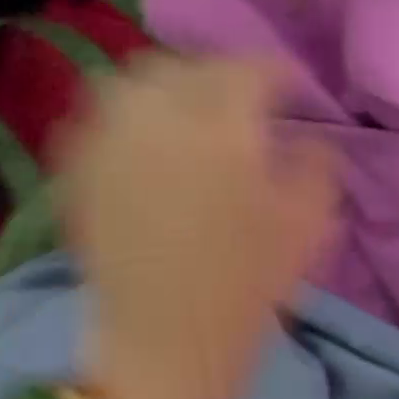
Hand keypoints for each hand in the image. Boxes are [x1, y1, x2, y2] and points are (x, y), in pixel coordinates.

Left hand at [60, 54, 338, 398]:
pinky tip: (157, 142)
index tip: (301, 86)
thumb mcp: (314, 219)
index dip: (279, 70)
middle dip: (217, 73)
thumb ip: (317, 165)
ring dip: (168, 88)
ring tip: (197, 113)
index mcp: (224, 131)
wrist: (172, 331)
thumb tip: (311, 139)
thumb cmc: (256, 276)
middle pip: (179, 67)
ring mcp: (109, 144)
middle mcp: (157, 123)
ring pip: (128, 84)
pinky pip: (101, 119)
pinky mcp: (81, 171)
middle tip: (249, 97)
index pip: (248, 71)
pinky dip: (133, 117)